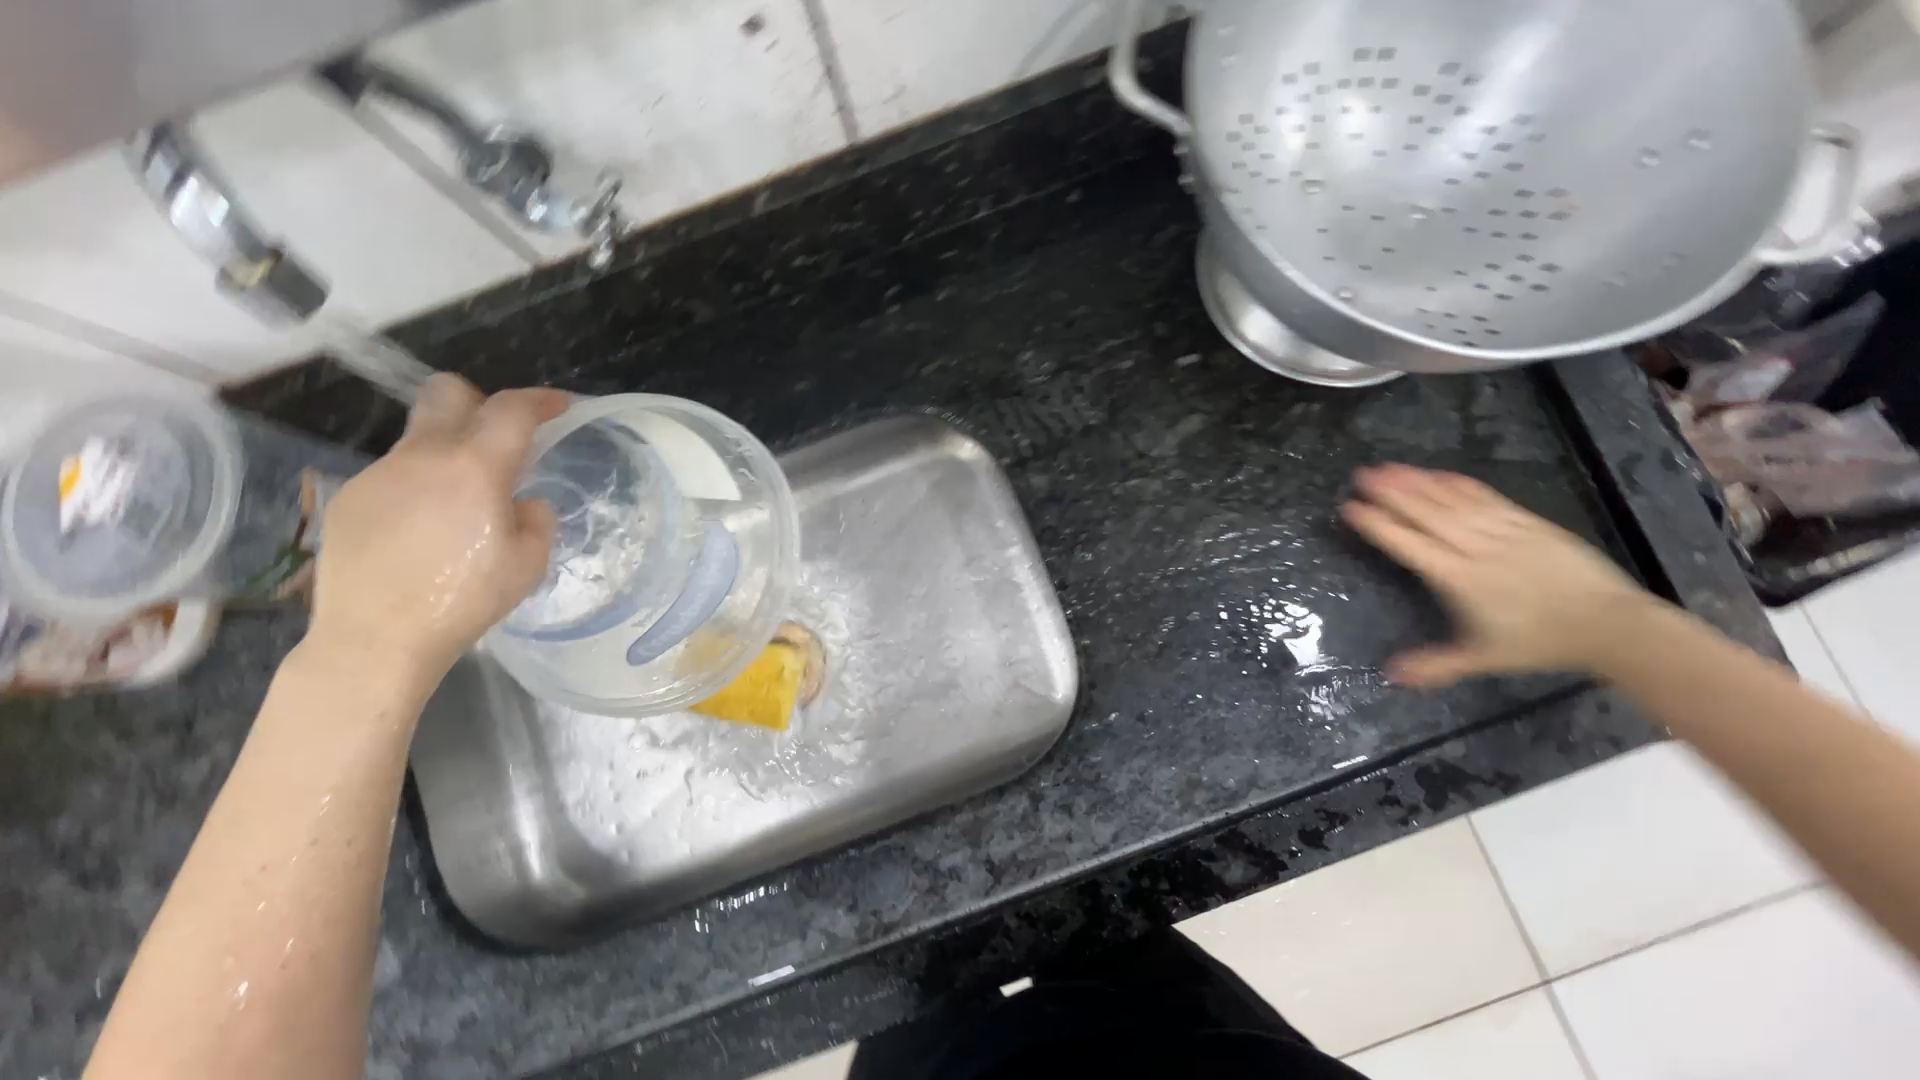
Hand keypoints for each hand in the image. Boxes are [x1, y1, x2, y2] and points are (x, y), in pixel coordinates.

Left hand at [306, 376, 568, 679]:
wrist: (376, 636)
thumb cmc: (465, 600)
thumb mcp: (529, 563)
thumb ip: (535, 519)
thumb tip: (521, 502)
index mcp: (475, 467)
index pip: (512, 409)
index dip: (541, 400)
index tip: (559, 406)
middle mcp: (423, 456)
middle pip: (449, 393)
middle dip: (481, 402)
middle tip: (500, 438)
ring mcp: (379, 473)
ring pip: (419, 438)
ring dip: (448, 452)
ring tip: (459, 502)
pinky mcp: (350, 498)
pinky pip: (394, 476)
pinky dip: (417, 488)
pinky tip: (420, 533)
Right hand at [1341, 464, 1657, 686]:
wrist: (1609, 624)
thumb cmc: (1540, 643)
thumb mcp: (1484, 659)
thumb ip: (1436, 665)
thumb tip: (1390, 675)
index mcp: (1460, 579)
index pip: (1410, 545)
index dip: (1379, 526)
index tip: (1352, 508)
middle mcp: (1477, 549)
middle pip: (1426, 515)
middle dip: (1392, 493)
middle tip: (1362, 475)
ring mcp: (1503, 532)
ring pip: (1452, 501)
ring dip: (1419, 483)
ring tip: (1390, 468)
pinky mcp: (1528, 522)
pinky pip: (1486, 497)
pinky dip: (1459, 484)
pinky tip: (1439, 474)